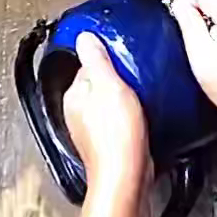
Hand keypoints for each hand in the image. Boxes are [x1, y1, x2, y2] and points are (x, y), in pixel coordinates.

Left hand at [62, 33, 149, 197]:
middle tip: (135, 75)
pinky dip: (129, 115)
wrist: (127, 179)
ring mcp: (93, 128)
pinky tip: (141, 116)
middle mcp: (79, 112)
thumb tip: (84, 37)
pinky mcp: (109, 142)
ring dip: (124, 97)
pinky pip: (119, 119)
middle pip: (100, 82)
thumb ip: (95, 60)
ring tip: (140, 94)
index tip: (124, 56)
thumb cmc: (117, 137)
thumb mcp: (109, 86)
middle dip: (117, 78)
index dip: (108, 57)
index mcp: (75, 95)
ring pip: (109, 101)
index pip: (89, 63)